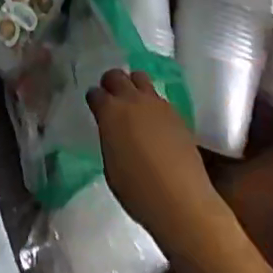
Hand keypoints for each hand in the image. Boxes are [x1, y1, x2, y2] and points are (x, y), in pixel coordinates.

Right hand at [88, 69, 230, 252]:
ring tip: (132, 100)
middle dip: (110, 82)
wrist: (179, 197)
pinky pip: (158, 97)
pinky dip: (151, 101)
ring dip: (133, 85)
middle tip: (110, 94)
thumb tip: (113, 131)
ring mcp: (157, 103)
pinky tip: (152, 119)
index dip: (93, 98)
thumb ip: (109, 139)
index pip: (96, 94)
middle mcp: (133, 100)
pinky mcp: (175, 112)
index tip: (93, 103)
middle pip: (118, 76)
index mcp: (111, 113)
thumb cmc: (137, 190)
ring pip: (141, 78)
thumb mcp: (111, 167)